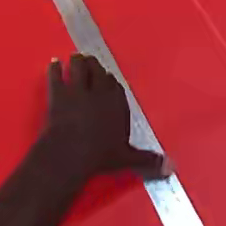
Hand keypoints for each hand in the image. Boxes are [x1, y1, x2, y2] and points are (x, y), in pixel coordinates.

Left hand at [37, 54, 166, 181]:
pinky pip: (56, 76)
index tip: (109, 78)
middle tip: (92, 61)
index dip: (111, 81)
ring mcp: (77, 90)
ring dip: (78, 61)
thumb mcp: (127, 158)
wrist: (70, 153)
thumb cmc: (100, 155)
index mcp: (117, 103)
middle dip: (95, 66)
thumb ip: (147, 160)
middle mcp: (99, 92)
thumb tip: (171, 168)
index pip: (116, 85)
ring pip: (79, 67)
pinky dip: (54, 68)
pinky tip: (54, 63)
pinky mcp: (58, 93)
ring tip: (77, 57)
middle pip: (98, 71)